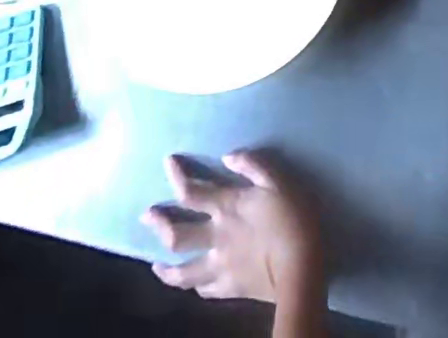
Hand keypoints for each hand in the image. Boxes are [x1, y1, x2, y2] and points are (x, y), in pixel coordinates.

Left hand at [144, 151, 323, 303]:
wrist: (302, 269)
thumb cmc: (293, 219)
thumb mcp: (278, 182)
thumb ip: (253, 166)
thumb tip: (227, 156)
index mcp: (226, 207)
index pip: (191, 191)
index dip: (176, 175)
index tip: (167, 162)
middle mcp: (216, 236)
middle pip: (176, 234)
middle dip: (158, 224)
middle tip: (146, 216)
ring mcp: (220, 266)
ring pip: (184, 272)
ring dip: (166, 269)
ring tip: (156, 265)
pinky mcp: (231, 289)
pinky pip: (206, 290)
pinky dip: (196, 286)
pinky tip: (192, 285)